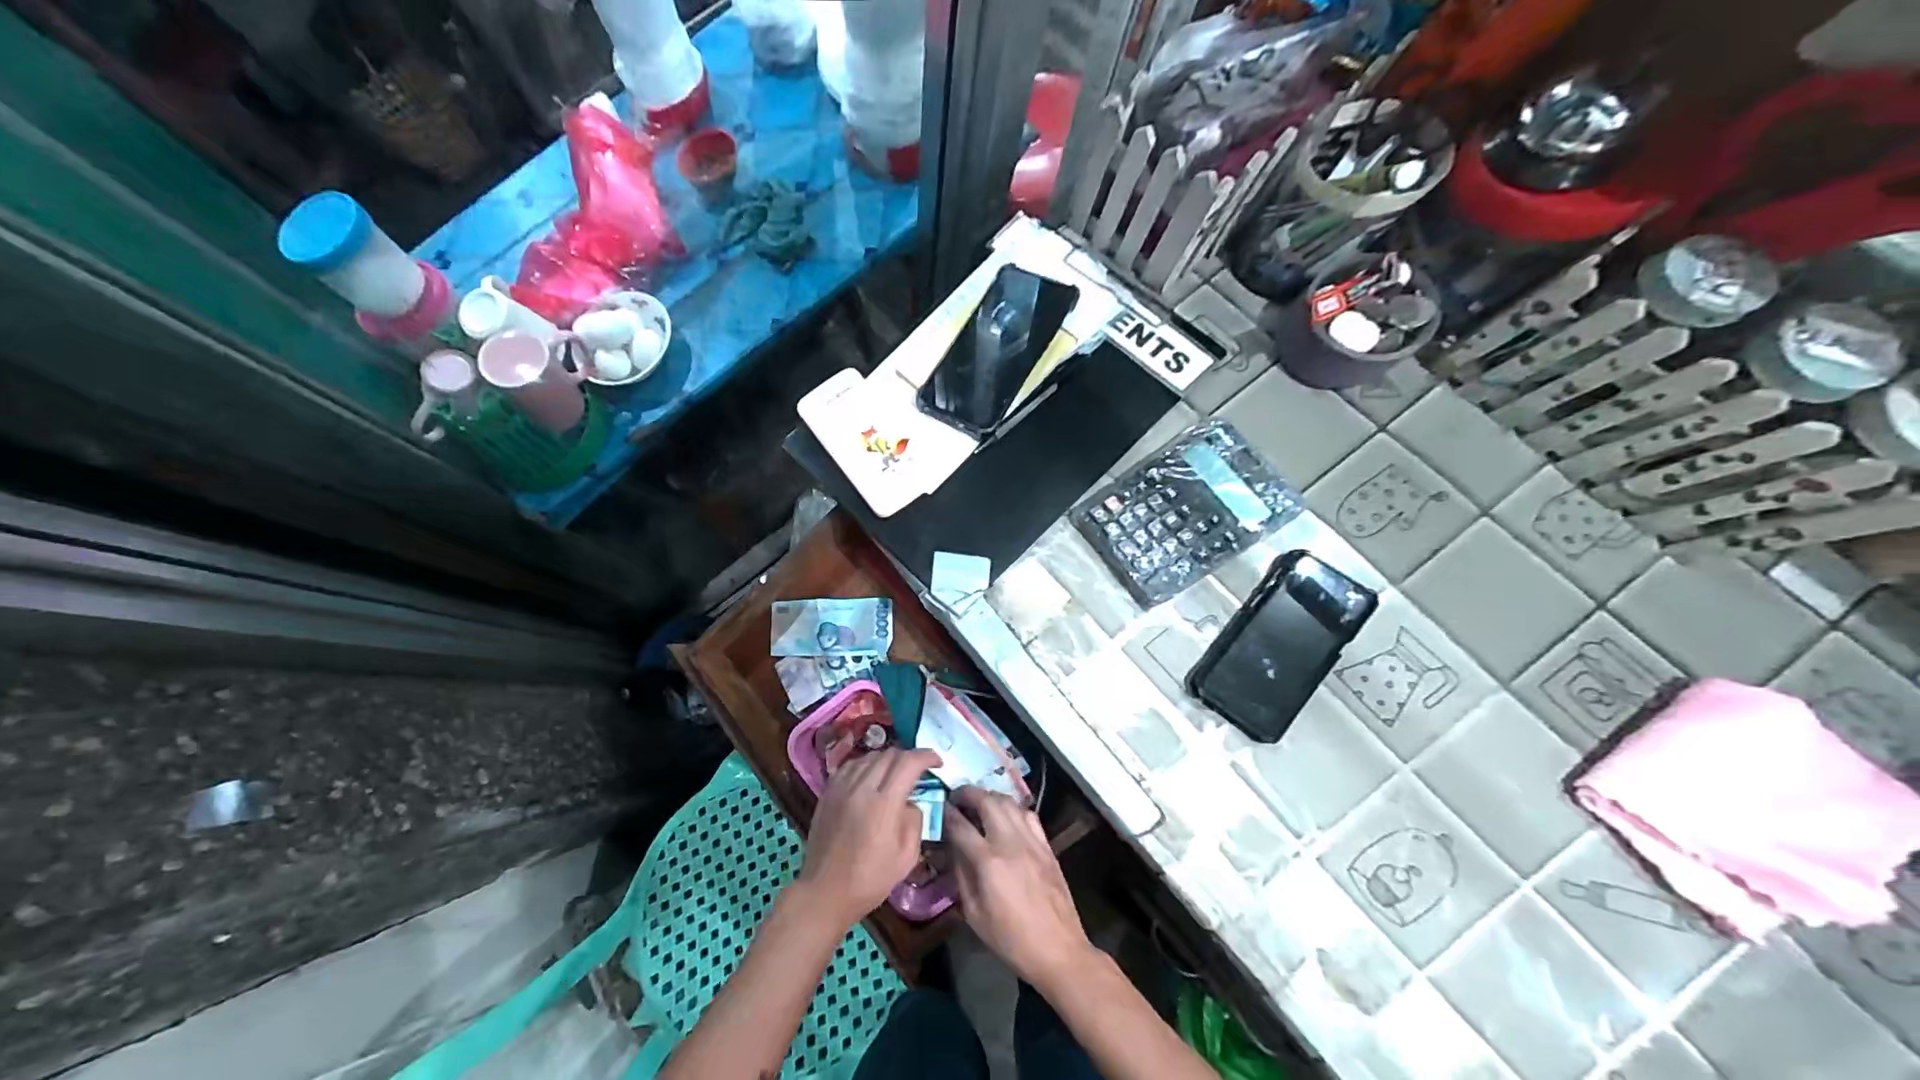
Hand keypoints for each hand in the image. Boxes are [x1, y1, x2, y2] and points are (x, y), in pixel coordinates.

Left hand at [797, 748, 940, 927]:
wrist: (825, 892)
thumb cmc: (870, 879)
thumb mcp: (907, 856)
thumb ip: (915, 820)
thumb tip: (911, 802)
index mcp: (884, 803)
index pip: (908, 763)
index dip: (926, 756)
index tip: (937, 762)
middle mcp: (861, 788)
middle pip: (889, 754)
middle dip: (909, 757)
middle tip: (919, 770)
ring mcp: (841, 788)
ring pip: (869, 756)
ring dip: (887, 759)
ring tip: (895, 773)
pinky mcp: (827, 793)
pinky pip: (850, 766)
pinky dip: (866, 765)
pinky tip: (871, 778)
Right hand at [946, 786, 1094, 989]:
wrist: (1058, 950)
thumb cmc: (1011, 940)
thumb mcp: (975, 914)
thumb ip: (962, 876)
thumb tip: (954, 850)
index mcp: (988, 862)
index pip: (961, 826)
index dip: (947, 813)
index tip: (940, 807)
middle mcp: (1010, 843)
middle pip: (987, 802)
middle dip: (968, 794)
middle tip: (958, 796)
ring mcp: (1032, 842)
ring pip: (1010, 802)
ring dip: (991, 796)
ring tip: (980, 802)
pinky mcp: (1047, 846)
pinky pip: (1029, 815)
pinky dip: (1014, 808)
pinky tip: (1007, 815)